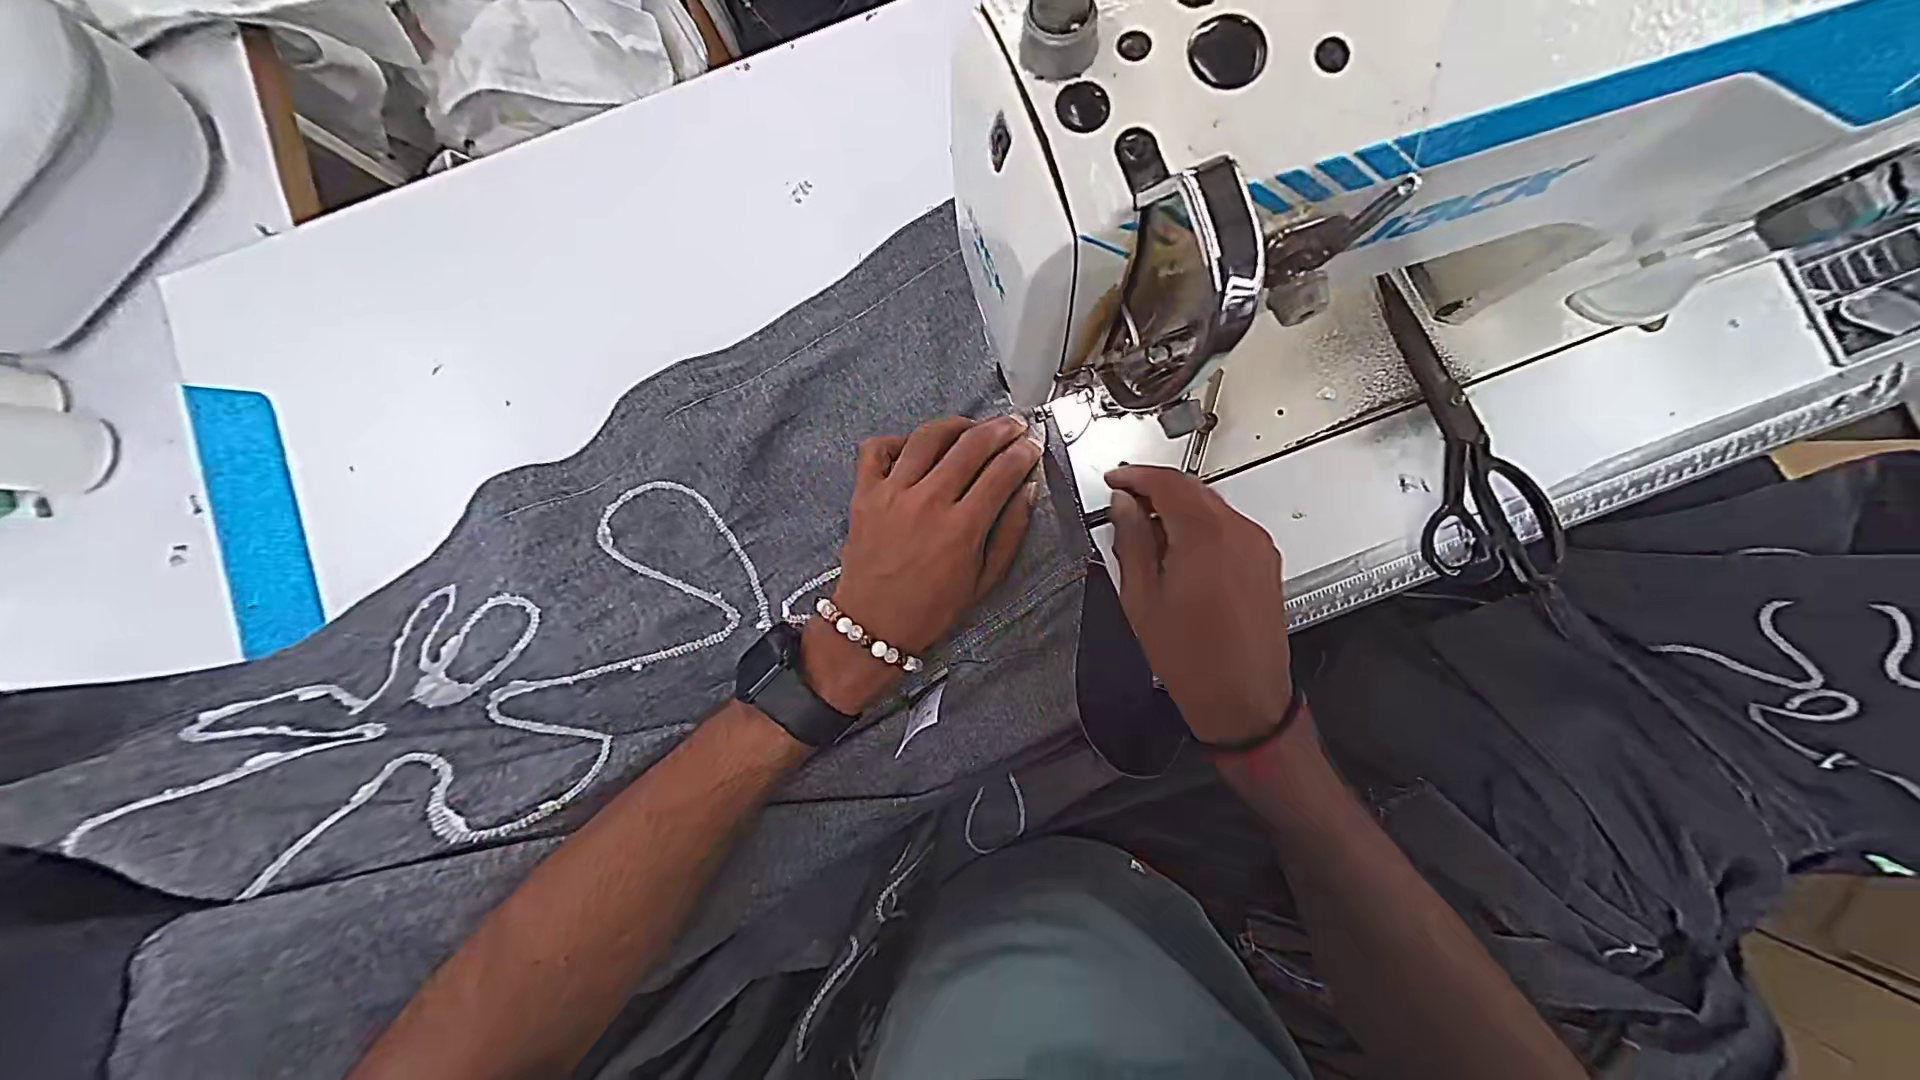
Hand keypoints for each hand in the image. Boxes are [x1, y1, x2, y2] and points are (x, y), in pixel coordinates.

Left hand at [802, 415, 1041, 713]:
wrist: (874, 626)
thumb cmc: (928, 609)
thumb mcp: (985, 580)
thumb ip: (1011, 533)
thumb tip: (1026, 492)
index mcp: (961, 529)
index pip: (1002, 471)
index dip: (1023, 452)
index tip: (1031, 446)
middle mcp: (927, 503)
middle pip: (972, 444)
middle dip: (1001, 429)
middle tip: (1012, 427)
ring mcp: (892, 494)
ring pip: (929, 437)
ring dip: (957, 424)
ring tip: (971, 427)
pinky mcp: (865, 494)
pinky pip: (878, 448)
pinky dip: (899, 439)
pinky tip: (917, 445)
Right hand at [1104, 465, 1292, 744]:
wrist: (1242, 698)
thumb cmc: (1194, 659)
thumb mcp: (1140, 596)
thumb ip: (1131, 540)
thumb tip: (1124, 506)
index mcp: (1205, 535)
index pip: (1167, 482)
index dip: (1135, 476)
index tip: (1116, 479)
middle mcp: (1239, 533)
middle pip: (1192, 489)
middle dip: (1155, 490)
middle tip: (1125, 503)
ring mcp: (1257, 547)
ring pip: (1211, 506)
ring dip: (1178, 508)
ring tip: (1147, 533)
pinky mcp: (1265, 562)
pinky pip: (1228, 527)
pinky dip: (1200, 527)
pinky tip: (1178, 551)